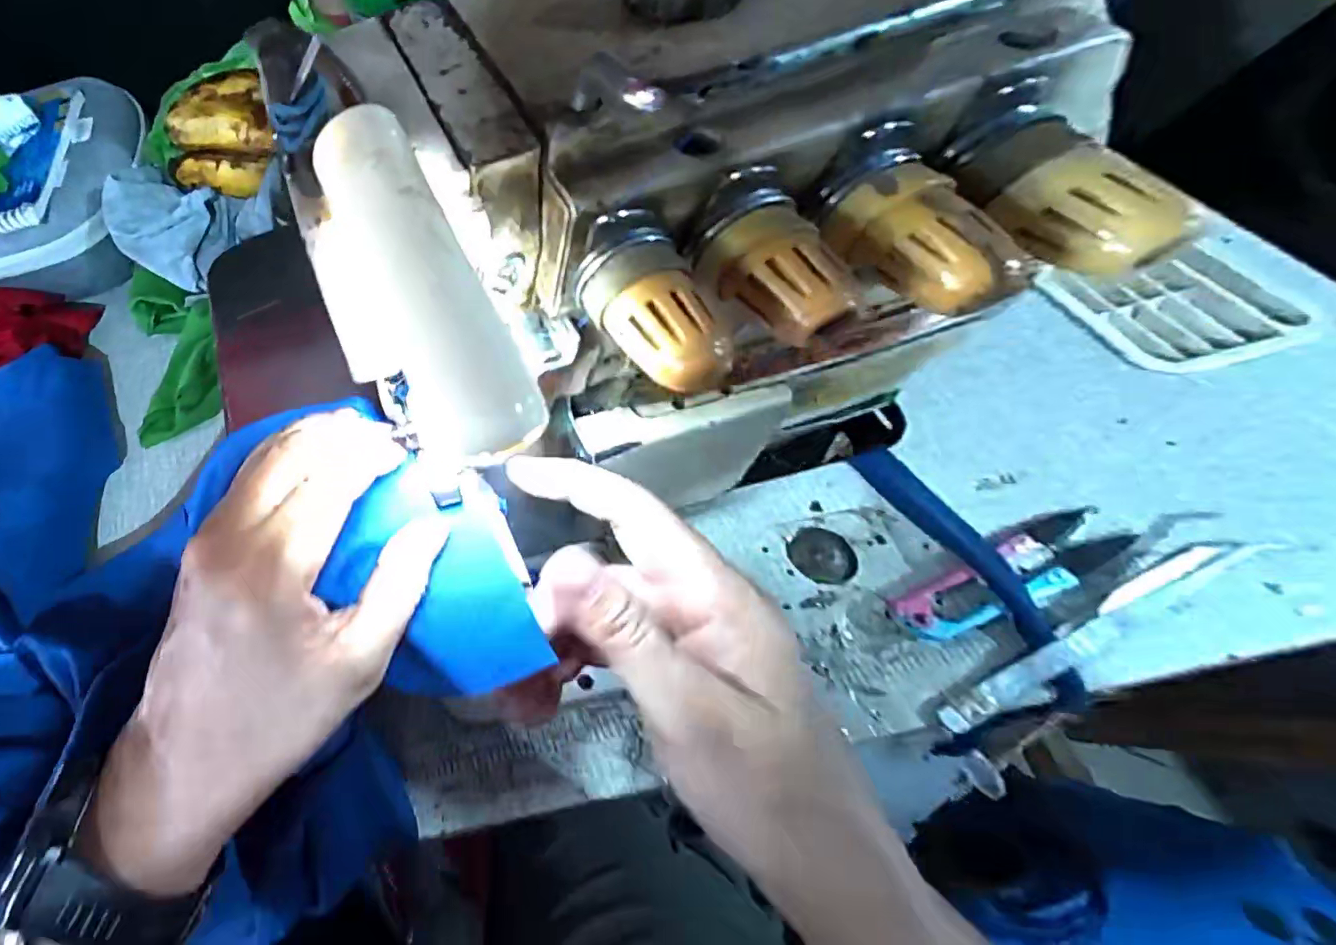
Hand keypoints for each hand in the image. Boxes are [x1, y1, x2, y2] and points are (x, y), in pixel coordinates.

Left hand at [83, 410, 448, 896]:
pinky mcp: (197, 544)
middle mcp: (232, 536)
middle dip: (340, 435)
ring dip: (308, 437)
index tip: (402, 451)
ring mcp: (207, 536)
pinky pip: (244, 480)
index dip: (369, 456)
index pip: (329, 481)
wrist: (186, 758)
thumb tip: (431, 527)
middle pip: (291, 456)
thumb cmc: (282, 718)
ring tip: (352, 432)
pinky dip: (281, 456)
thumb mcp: (358, 663)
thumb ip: (400, 586)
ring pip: (261, 458)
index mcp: (275, 566)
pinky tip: (308, 457)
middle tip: (382, 434)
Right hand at [507, 457, 983, 944]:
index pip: (634, 512)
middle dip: (551, 603)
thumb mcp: (689, 710)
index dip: (573, 482)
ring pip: (600, 611)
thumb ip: (625, 633)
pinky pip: (610, 644)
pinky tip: (548, 692)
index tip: (518, 473)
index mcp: (710, 591)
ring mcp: (682, 633)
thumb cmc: (766, 787)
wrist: (821, 862)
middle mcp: (693, 599)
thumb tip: (561, 563)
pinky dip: (574, 661)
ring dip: (556, 640)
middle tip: (513, 651)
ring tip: (523, 688)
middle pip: (604, 571)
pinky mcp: (673, 664)